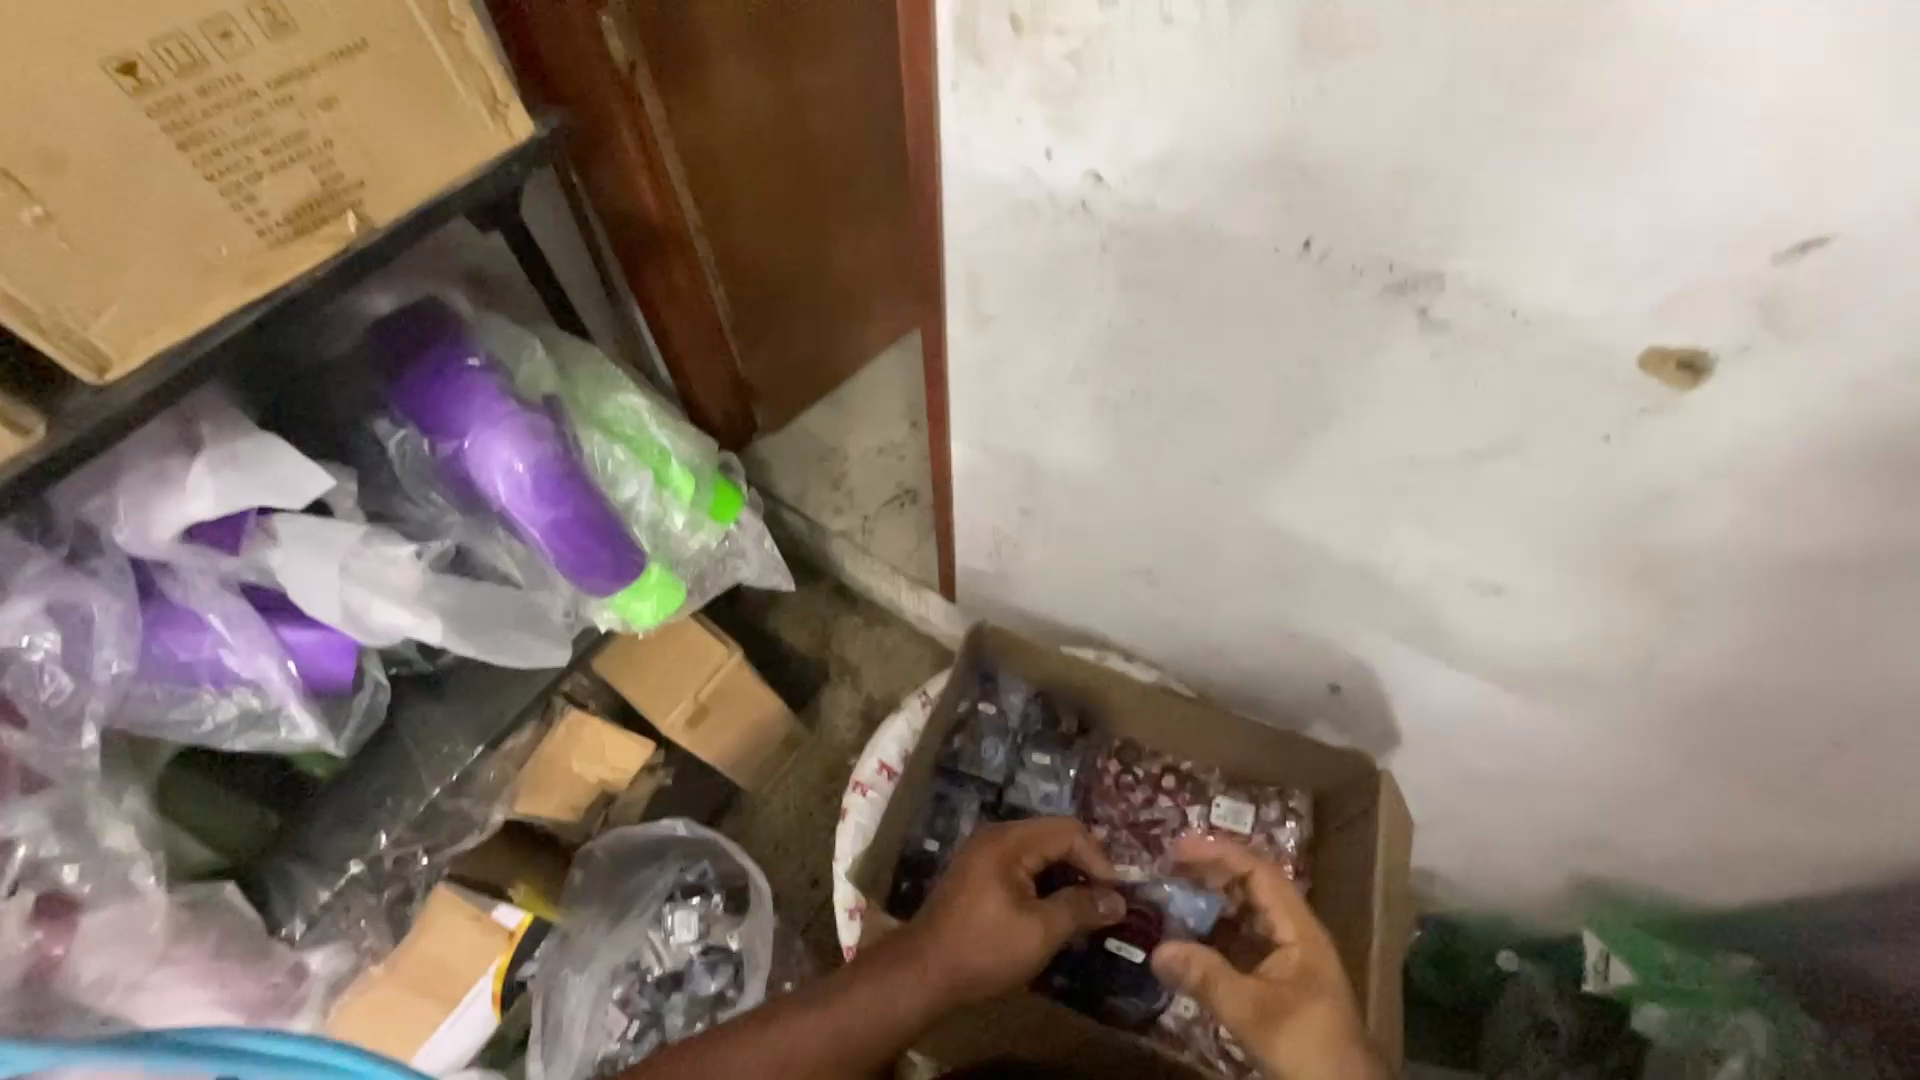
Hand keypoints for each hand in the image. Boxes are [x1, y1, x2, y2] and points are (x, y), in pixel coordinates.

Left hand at [895, 817, 1125, 1010]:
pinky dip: (1044, 882)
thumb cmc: (984, 949)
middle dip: (1085, 865)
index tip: (1116, 897)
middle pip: (1054, 835)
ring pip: (1039, 851)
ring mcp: (984, 853)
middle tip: (1107, 901)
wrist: (923, 972)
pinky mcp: (979, 873)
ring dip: (1066, 875)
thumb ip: (1081, 908)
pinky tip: (1056, 910)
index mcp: (1010, 840)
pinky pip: (1022, 865)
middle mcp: (996, 836)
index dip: (1099, 860)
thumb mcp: (1040, 932)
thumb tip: (1118, 901)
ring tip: (1088, 908)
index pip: (1069, 831)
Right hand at [1151, 835, 1386, 1079]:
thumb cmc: (1308, 1046)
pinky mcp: (1274, 983)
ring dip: (1207, 908)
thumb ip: (1206, 978)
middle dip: (1208, 876)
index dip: (1218, 853)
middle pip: (1248, 888)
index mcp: (1297, 928)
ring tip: (1167, 901)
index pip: (1257, 871)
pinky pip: (1238, 946)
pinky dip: (1211, 939)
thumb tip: (1157, 950)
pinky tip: (1184, 945)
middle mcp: (1292, 934)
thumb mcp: (1254, 1012)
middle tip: (1166, 870)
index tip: (1177, 848)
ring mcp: (1284, 958)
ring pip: (1241, 918)